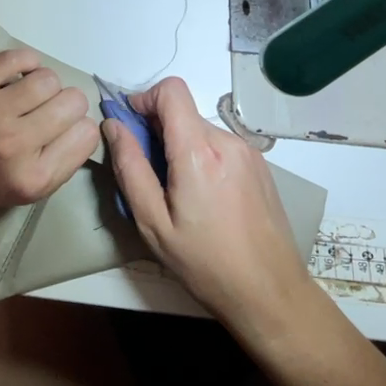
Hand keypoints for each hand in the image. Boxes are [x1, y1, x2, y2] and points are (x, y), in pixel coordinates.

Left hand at [0, 48, 100, 220]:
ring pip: (47, 78)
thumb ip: (63, 160)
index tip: (64, 128)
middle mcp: (16, 144)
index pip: (86, 133)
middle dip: (66, 103)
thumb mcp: (32, 190)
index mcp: (35, 177)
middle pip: (72, 102)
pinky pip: (14, 58)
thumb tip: (84, 121)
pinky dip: (24, 61)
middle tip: (47, 109)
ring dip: (44, 83)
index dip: (79, 126)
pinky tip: (18, 74)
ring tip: (30, 93)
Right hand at [103, 77, 308, 322]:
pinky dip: (202, 157)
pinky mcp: (259, 166)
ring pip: (200, 130)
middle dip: (158, 131)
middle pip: (183, 112)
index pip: (171, 91)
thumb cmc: (207, 263)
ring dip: (180, 146)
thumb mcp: (153, 223)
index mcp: (200, 151)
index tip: (131, 126)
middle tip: (149, 173)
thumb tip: (113, 126)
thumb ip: (130, 168)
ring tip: (177, 193)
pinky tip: (204, 198)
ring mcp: (248, 152)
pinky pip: (220, 145)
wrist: (272, 295)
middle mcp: (228, 142)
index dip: (145, 99)